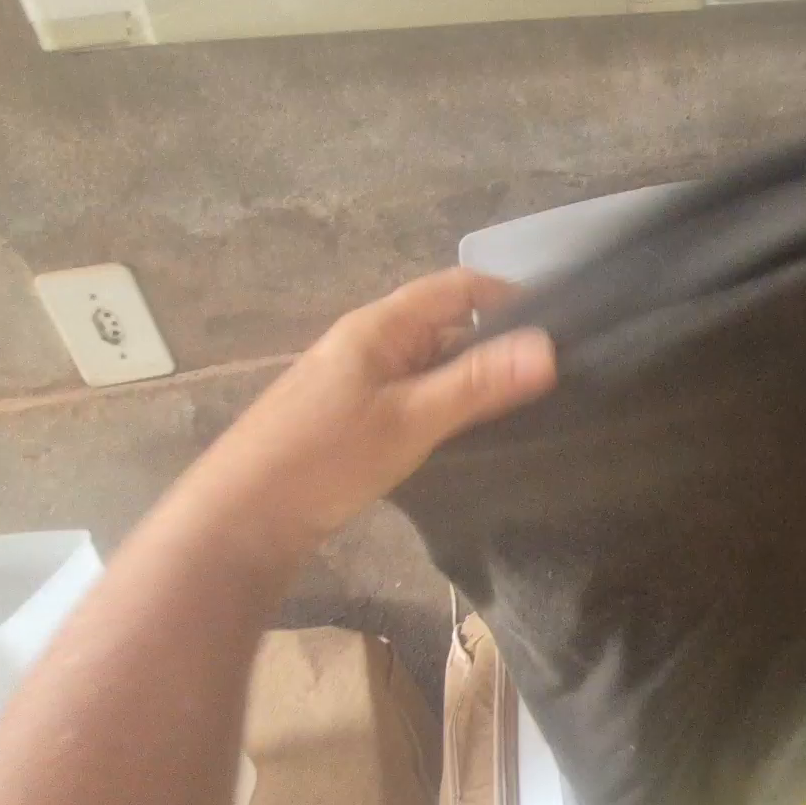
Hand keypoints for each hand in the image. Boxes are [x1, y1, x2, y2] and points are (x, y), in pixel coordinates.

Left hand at [170, 267, 554, 559]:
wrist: (245, 516)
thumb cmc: (326, 457)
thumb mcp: (411, 418)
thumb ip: (478, 383)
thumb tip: (549, 348)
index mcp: (381, 327)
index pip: (458, 288)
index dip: (509, 296)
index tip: (560, 327)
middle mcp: (375, 342)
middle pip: (451, 324)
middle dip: (501, 341)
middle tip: (553, 373)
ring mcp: (367, 378)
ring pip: (438, 362)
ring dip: (479, 374)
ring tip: (530, 401)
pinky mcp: (364, 412)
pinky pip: (423, 390)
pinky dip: (455, 400)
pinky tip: (479, 428)